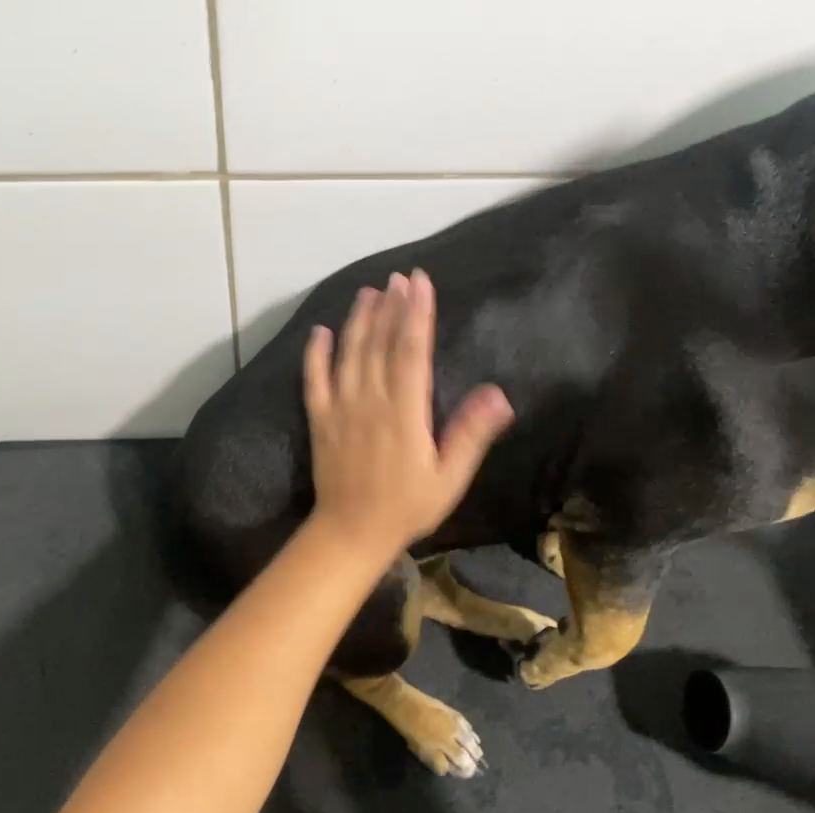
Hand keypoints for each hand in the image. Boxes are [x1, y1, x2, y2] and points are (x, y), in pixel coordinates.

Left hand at [303, 269, 512, 555]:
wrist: (351, 533)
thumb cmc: (407, 508)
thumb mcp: (449, 478)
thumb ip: (470, 434)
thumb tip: (499, 394)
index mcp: (405, 413)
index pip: (411, 351)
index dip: (417, 314)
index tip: (421, 282)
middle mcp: (370, 402)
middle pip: (380, 344)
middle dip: (391, 308)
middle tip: (399, 277)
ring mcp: (340, 409)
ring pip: (349, 354)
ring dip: (358, 321)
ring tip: (369, 292)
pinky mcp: (320, 421)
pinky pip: (314, 380)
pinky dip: (316, 354)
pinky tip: (320, 331)